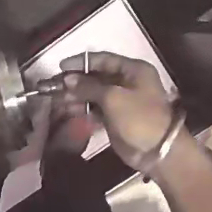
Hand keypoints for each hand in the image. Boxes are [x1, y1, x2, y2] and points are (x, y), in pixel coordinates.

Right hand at [61, 51, 178, 166]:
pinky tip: (68, 111)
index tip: (61, 66)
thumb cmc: (139, 118)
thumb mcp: (113, 98)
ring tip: (57, 100)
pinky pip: (96, 109)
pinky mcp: (116, 119)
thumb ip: (89, 86)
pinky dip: (83, 109)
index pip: (103, 59)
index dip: (81, 62)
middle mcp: (128, 82)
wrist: (158, 151)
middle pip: (97, 77)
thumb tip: (67, 79)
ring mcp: (122, 101)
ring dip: (76, 96)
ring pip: (94, 94)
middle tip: (54, 86)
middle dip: (75, 81)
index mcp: (133, 70)